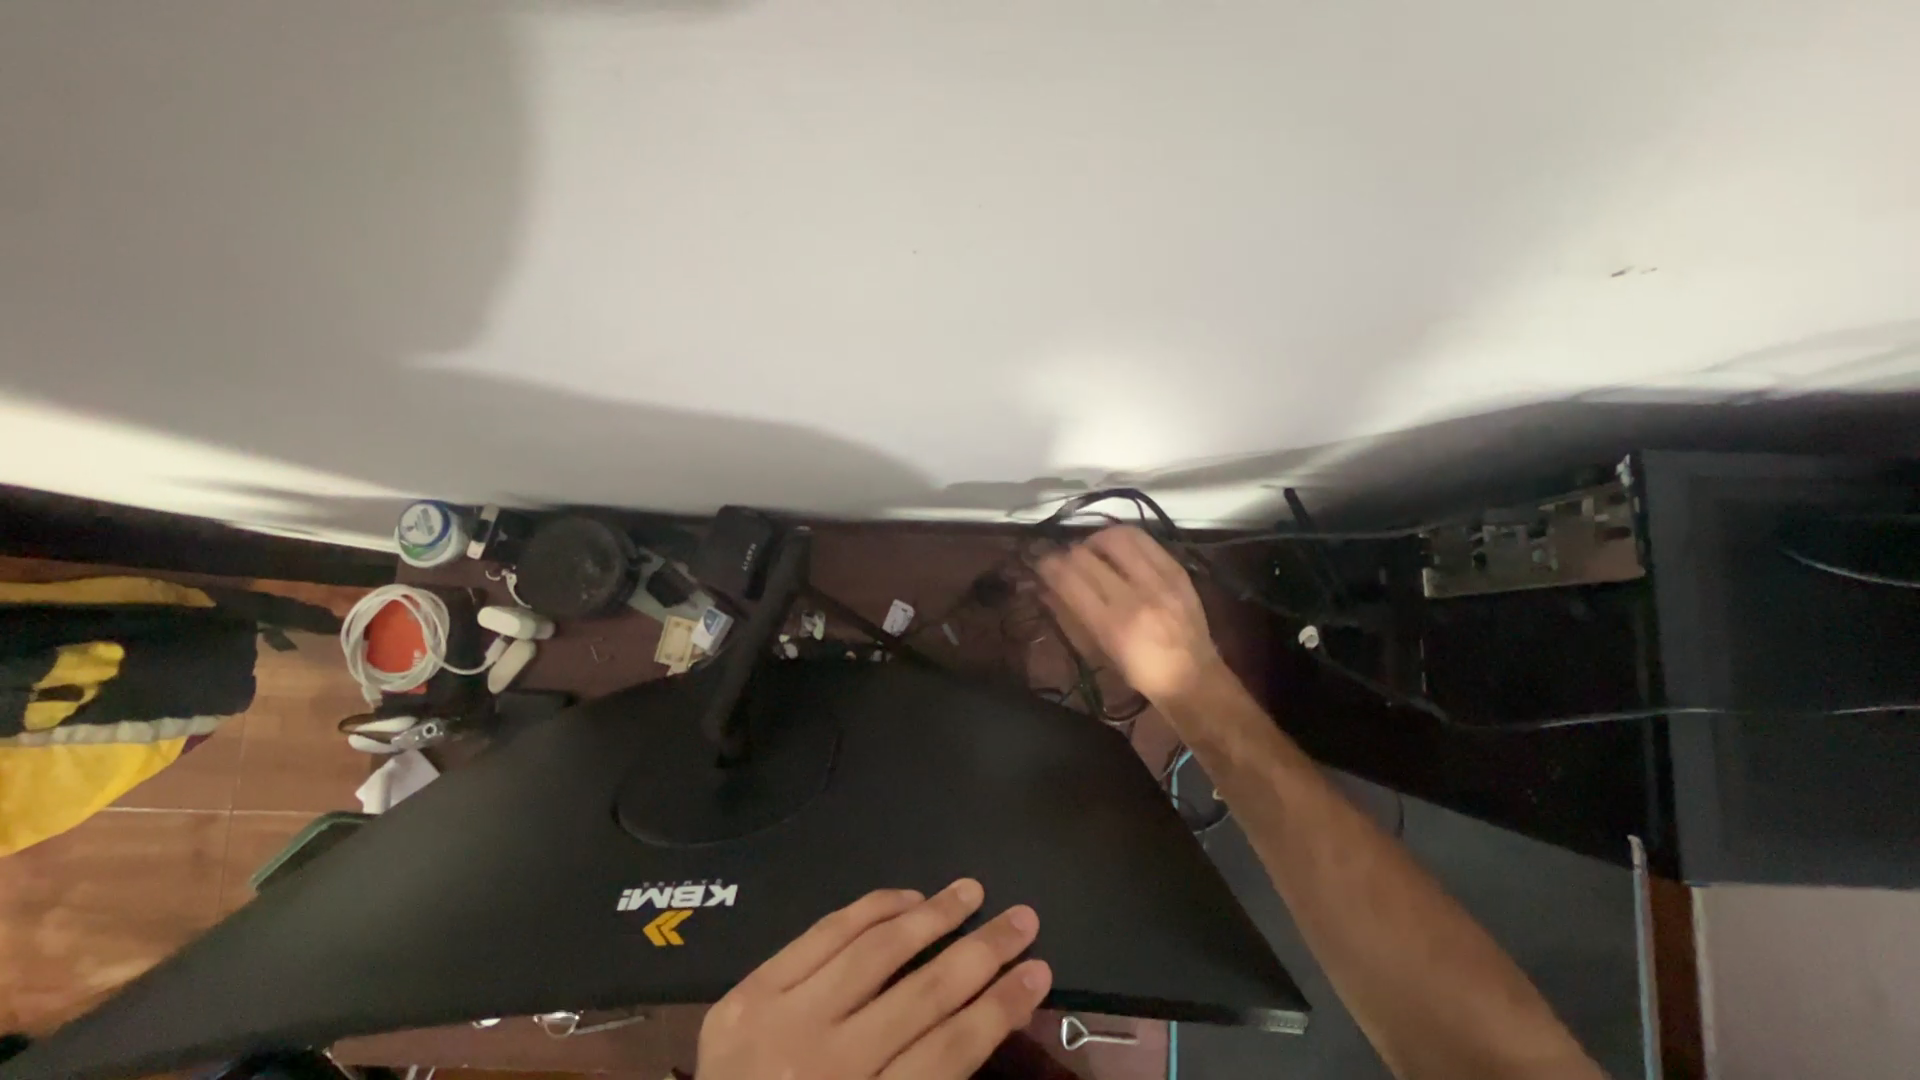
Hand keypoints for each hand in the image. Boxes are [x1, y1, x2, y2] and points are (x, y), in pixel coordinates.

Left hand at [696, 880, 1051, 1079]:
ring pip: (875, 953)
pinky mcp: (748, 994)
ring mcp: (782, 1025)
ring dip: (932, 915)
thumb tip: (983, 1015)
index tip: (1039, 971)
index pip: (951, 1053)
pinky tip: (907, 898)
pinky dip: (870, 911)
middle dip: (983, 952)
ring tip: (972, 891)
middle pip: (923, 996)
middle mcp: (828, 1067)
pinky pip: (822, 935)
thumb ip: (926, 1078)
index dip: (1001, 1008)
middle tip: (1024, 918)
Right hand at [1037, 526, 1222, 703]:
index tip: (1042, 565)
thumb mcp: (1098, 652)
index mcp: (1112, 625)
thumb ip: (1070, 616)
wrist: (1193, 675)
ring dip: (1095, 540)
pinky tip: (1118, 550)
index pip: (1068, 579)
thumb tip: (1044, 587)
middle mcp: (1135, 597)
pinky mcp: (1177, 570)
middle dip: (1067, 554)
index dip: (1048, 566)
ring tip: (1092, 551)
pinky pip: (1143, 538)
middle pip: (1086, 555)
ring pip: (1116, 536)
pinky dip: (1123, 539)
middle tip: (1066, 561)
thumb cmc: (1139, 672)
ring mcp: (1160, 580)